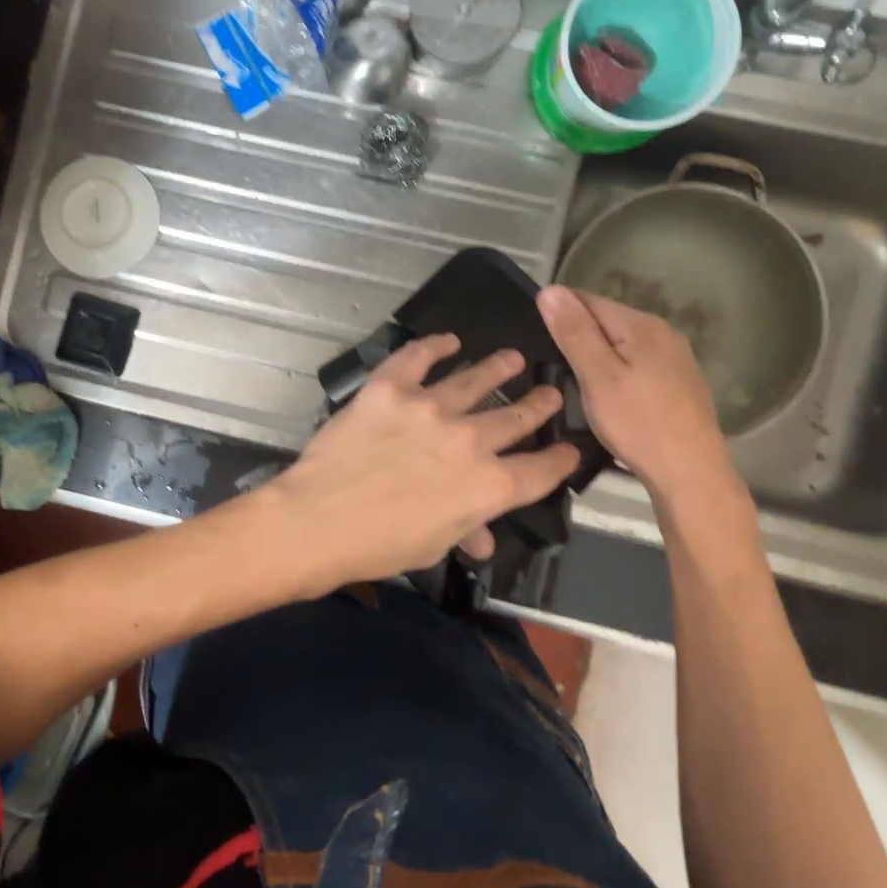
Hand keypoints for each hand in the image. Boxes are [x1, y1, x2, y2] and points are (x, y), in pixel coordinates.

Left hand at [262, 333, 580, 587]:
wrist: (317, 521)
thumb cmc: (378, 547)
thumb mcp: (433, 546)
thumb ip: (464, 530)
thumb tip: (480, 537)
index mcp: (489, 486)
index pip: (540, 471)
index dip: (559, 460)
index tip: (568, 450)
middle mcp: (470, 440)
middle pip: (515, 417)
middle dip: (537, 405)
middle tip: (548, 392)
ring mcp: (429, 407)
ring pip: (474, 380)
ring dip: (497, 368)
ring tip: (511, 358)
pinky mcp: (389, 389)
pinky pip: (417, 357)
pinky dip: (435, 346)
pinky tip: (448, 340)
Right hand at [538, 285, 736, 500]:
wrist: (690, 471)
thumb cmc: (637, 423)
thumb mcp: (596, 376)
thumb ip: (574, 332)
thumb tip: (550, 290)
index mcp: (641, 325)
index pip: (588, 300)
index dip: (558, 312)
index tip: (537, 337)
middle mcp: (663, 331)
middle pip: (607, 319)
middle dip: (578, 332)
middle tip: (552, 363)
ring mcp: (676, 356)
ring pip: (623, 341)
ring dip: (597, 351)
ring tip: (574, 379)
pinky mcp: (679, 380)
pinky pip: (638, 360)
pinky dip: (617, 368)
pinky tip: (608, 392)